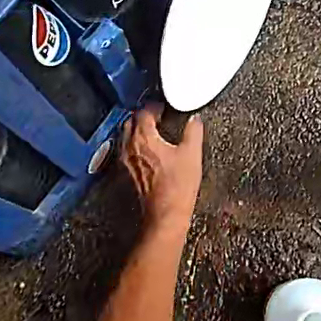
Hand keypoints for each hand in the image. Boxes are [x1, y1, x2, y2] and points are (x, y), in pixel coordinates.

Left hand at [122, 102, 204, 229]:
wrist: (165, 213)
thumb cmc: (177, 186)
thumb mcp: (192, 154)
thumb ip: (193, 132)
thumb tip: (194, 120)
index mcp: (144, 138)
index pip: (144, 112)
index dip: (154, 107)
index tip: (163, 108)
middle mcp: (131, 147)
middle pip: (131, 121)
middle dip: (143, 116)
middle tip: (157, 116)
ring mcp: (127, 160)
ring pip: (126, 135)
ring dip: (137, 129)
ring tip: (153, 130)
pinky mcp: (129, 171)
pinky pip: (127, 149)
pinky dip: (136, 142)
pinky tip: (149, 148)